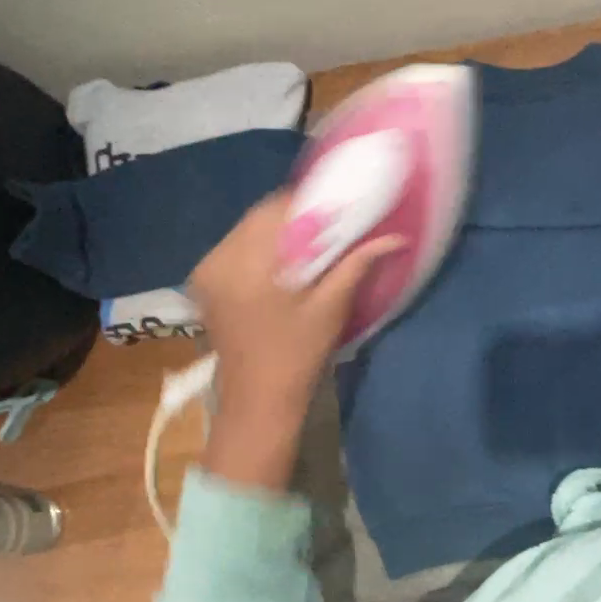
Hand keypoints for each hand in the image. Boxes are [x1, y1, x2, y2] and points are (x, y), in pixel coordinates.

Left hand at [189, 190, 403, 488]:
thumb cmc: (298, 356)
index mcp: (248, 265)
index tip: (341, 209)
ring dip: (280, 230)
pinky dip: (263, 247)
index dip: (313, 203)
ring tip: (311, 243)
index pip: (279, 210)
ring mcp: (207, 269)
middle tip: (331, 226)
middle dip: (298, 216)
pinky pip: (237, 247)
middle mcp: (219, 259)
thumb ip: (356, 266)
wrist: (258, 399)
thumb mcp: (330, 309)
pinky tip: (285, 263)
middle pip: (261, 217)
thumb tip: (395, 237)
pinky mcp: (205, 280)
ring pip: (248, 229)